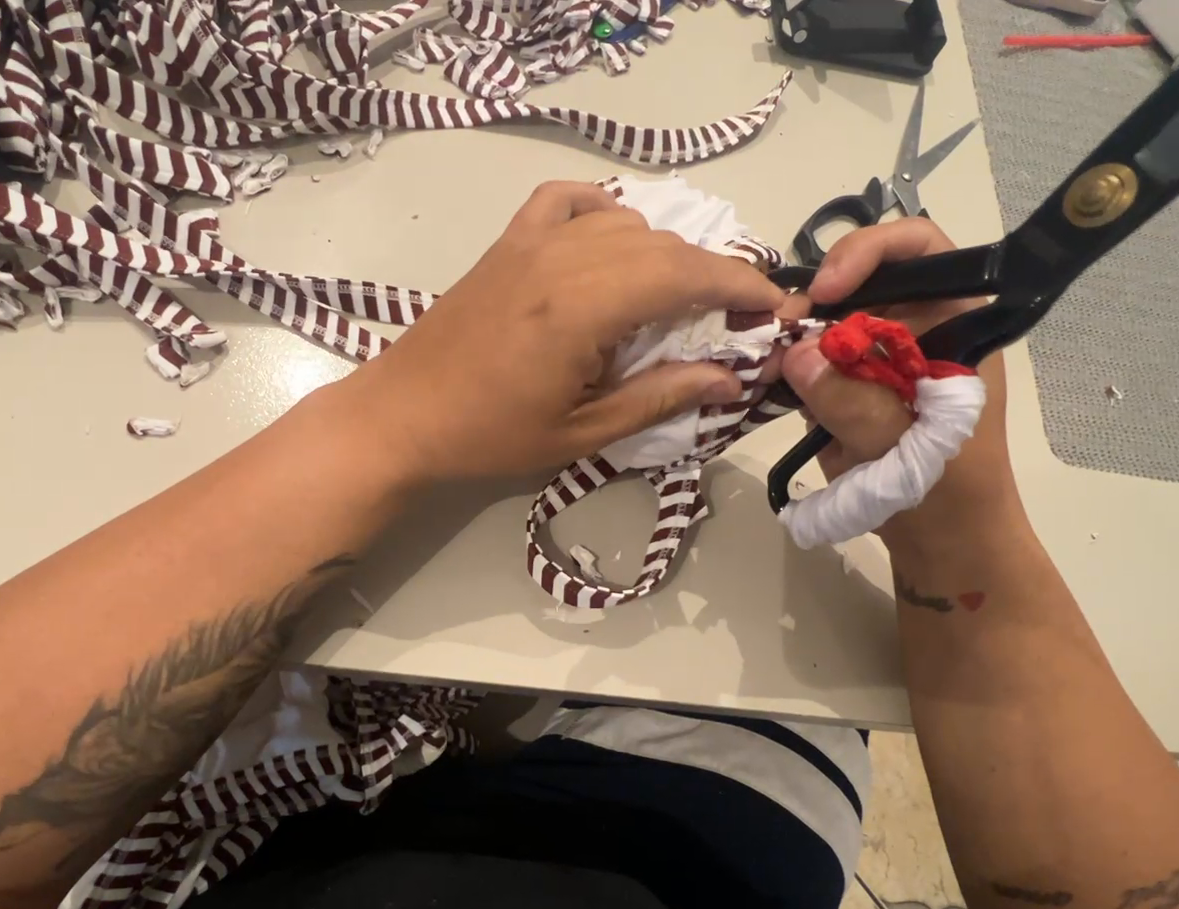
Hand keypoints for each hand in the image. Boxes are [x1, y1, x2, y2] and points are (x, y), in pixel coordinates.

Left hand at [339, 181, 784, 480]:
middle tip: (734, 318)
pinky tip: (612, 239)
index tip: (776, 310)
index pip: (686, 275)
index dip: (742, 286)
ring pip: (623, 223)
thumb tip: (730, 380)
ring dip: (663, 253)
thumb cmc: (489, 437)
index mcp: (584, 307)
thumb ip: (660, 399)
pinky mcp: (505, 244)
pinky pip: (566, 201)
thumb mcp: (582, 432)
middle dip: (712, 276)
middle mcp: (562, 258)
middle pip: (663, 246)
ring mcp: (529, 243)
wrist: (402, 418)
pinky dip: (601, 210)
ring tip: (675, 299)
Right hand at [777, 217, 1025, 554]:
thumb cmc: (949, 494)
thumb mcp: (911, 451)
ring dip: (790, 335)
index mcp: (952, 326)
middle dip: (815, 300)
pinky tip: (762, 382)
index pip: (920, 252)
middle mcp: (910, 331)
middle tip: (777, 328)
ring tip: (764, 362)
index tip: (829, 290)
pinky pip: (805, 364)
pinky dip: (780, 369)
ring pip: (824, 323)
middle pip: (858, 284)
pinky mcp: (840, 390)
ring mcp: (871, 361)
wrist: (936, 543)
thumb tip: (797, 355)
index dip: (872, 252)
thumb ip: (858, 403)